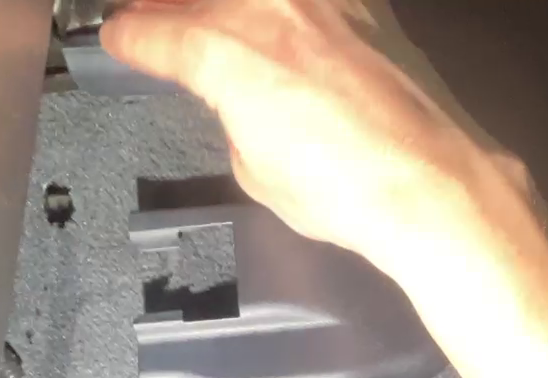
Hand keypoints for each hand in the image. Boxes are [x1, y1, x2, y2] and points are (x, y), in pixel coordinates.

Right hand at [102, 0, 523, 273]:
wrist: (427, 182)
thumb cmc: (344, 190)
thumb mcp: (260, 174)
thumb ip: (238, 124)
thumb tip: (244, 111)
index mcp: (228, 53)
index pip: (159, 34)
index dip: (132, 39)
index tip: (121, 40)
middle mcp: (270, 5)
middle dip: (166, 5)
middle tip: (152, 15)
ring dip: (224, 7)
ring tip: (217, 23)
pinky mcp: (366, 6)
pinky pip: (308, 2)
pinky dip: (284, 13)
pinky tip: (281, 24)